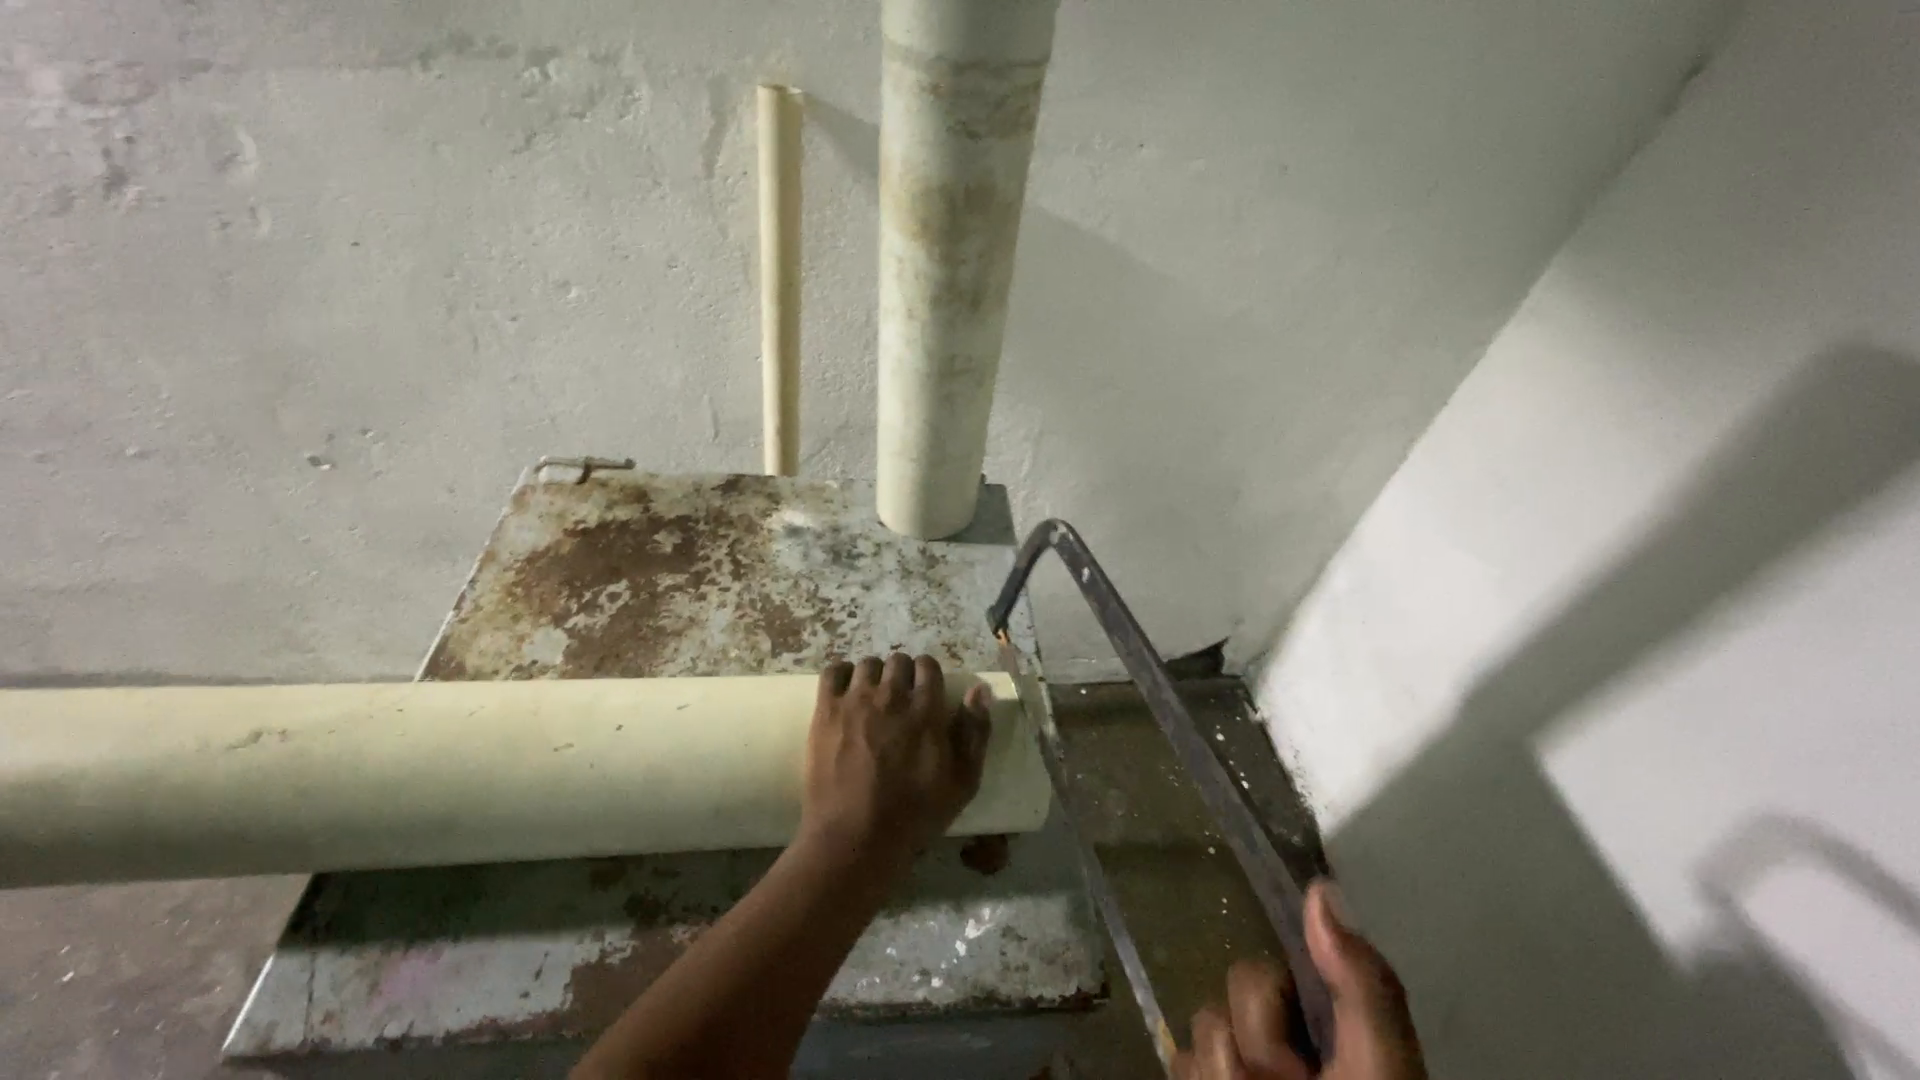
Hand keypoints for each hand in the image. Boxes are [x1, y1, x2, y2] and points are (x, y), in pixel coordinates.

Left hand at [798, 654, 991, 866]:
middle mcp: (891, 696)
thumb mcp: (963, 782)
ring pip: (868, 664)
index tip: (926, 693)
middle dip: (902, 675)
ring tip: (872, 699)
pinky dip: (843, 675)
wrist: (855, 837)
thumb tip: (981, 691)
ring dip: (874, 676)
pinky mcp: (826, 711)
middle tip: (900, 700)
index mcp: (926, 710)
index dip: (928, 676)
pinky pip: (833, 672)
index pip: (928, 666)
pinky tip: (847, 694)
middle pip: (898, 661)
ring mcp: (856, 701)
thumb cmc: (915, 815)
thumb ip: (975, 732)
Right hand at [1173, 881, 1425, 1079]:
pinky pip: (1176, 1059)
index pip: (1276, 959)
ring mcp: (1239, 1063)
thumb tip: (1320, 890)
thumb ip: (1361, 985)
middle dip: (1256, 1043)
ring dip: (1225, 1073)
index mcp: (1329, 1015)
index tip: (1301, 1045)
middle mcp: (1284, 1031)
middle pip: (1232, 989)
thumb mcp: (1383, 1068)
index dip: (1273, 997)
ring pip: (1200, 1027)